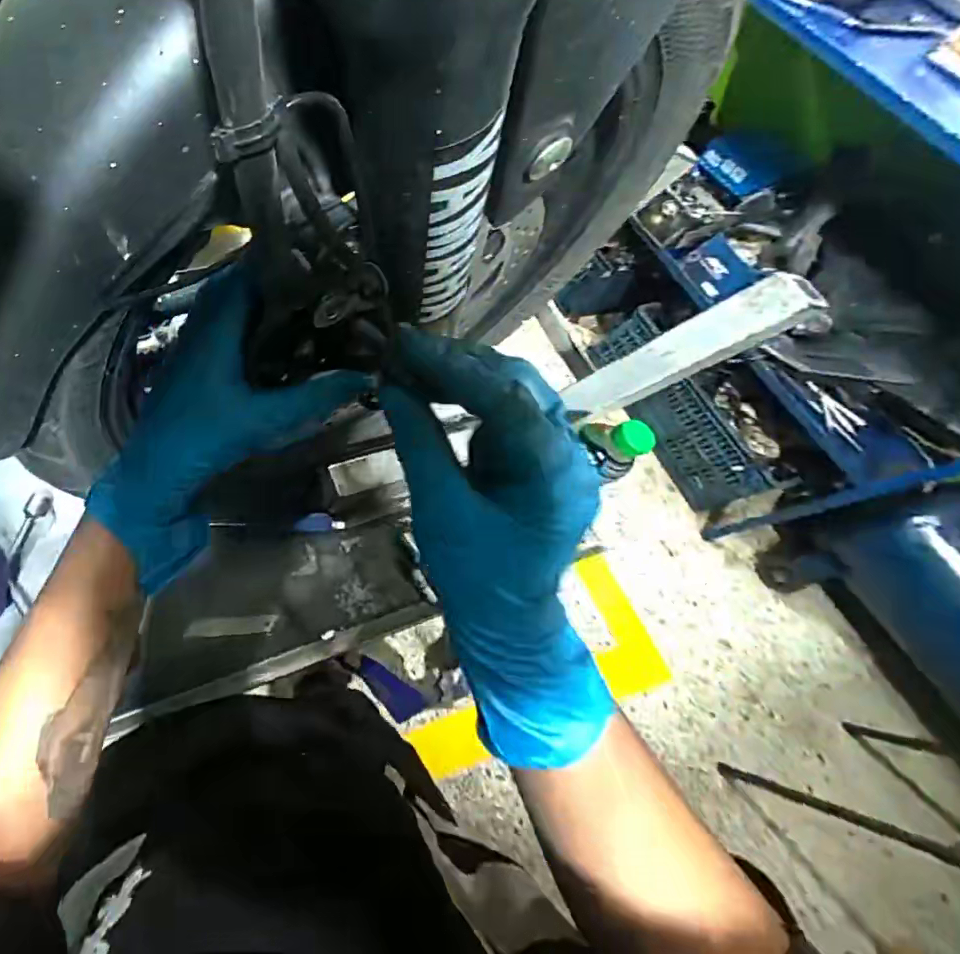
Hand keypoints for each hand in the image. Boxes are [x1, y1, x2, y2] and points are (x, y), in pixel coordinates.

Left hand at [86, 266, 365, 595]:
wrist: (152, 476)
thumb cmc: (200, 440)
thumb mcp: (262, 420)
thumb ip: (312, 397)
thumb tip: (362, 376)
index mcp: (212, 331)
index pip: (243, 275)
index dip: (278, 263)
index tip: (316, 261)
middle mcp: (197, 331)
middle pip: (234, 289)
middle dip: (272, 283)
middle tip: (316, 287)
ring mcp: (187, 349)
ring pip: (224, 312)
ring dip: (256, 307)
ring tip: (300, 310)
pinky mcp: (186, 369)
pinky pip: (217, 335)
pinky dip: (243, 331)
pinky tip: (269, 348)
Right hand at [378, 327, 611, 768]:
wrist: (506, 615)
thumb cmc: (473, 571)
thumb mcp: (438, 507)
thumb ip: (418, 441)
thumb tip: (391, 386)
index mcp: (554, 472)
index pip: (506, 399)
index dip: (452, 366)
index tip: (405, 343)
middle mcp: (569, 452)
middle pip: (517, 384)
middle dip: (456, 361)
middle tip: (400, 349)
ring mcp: (559, 452)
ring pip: (514, 389)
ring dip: (460, 372)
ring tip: (409, 362)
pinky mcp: (539, 455)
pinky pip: (506, 409)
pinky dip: (466, 393)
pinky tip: (432, 386)